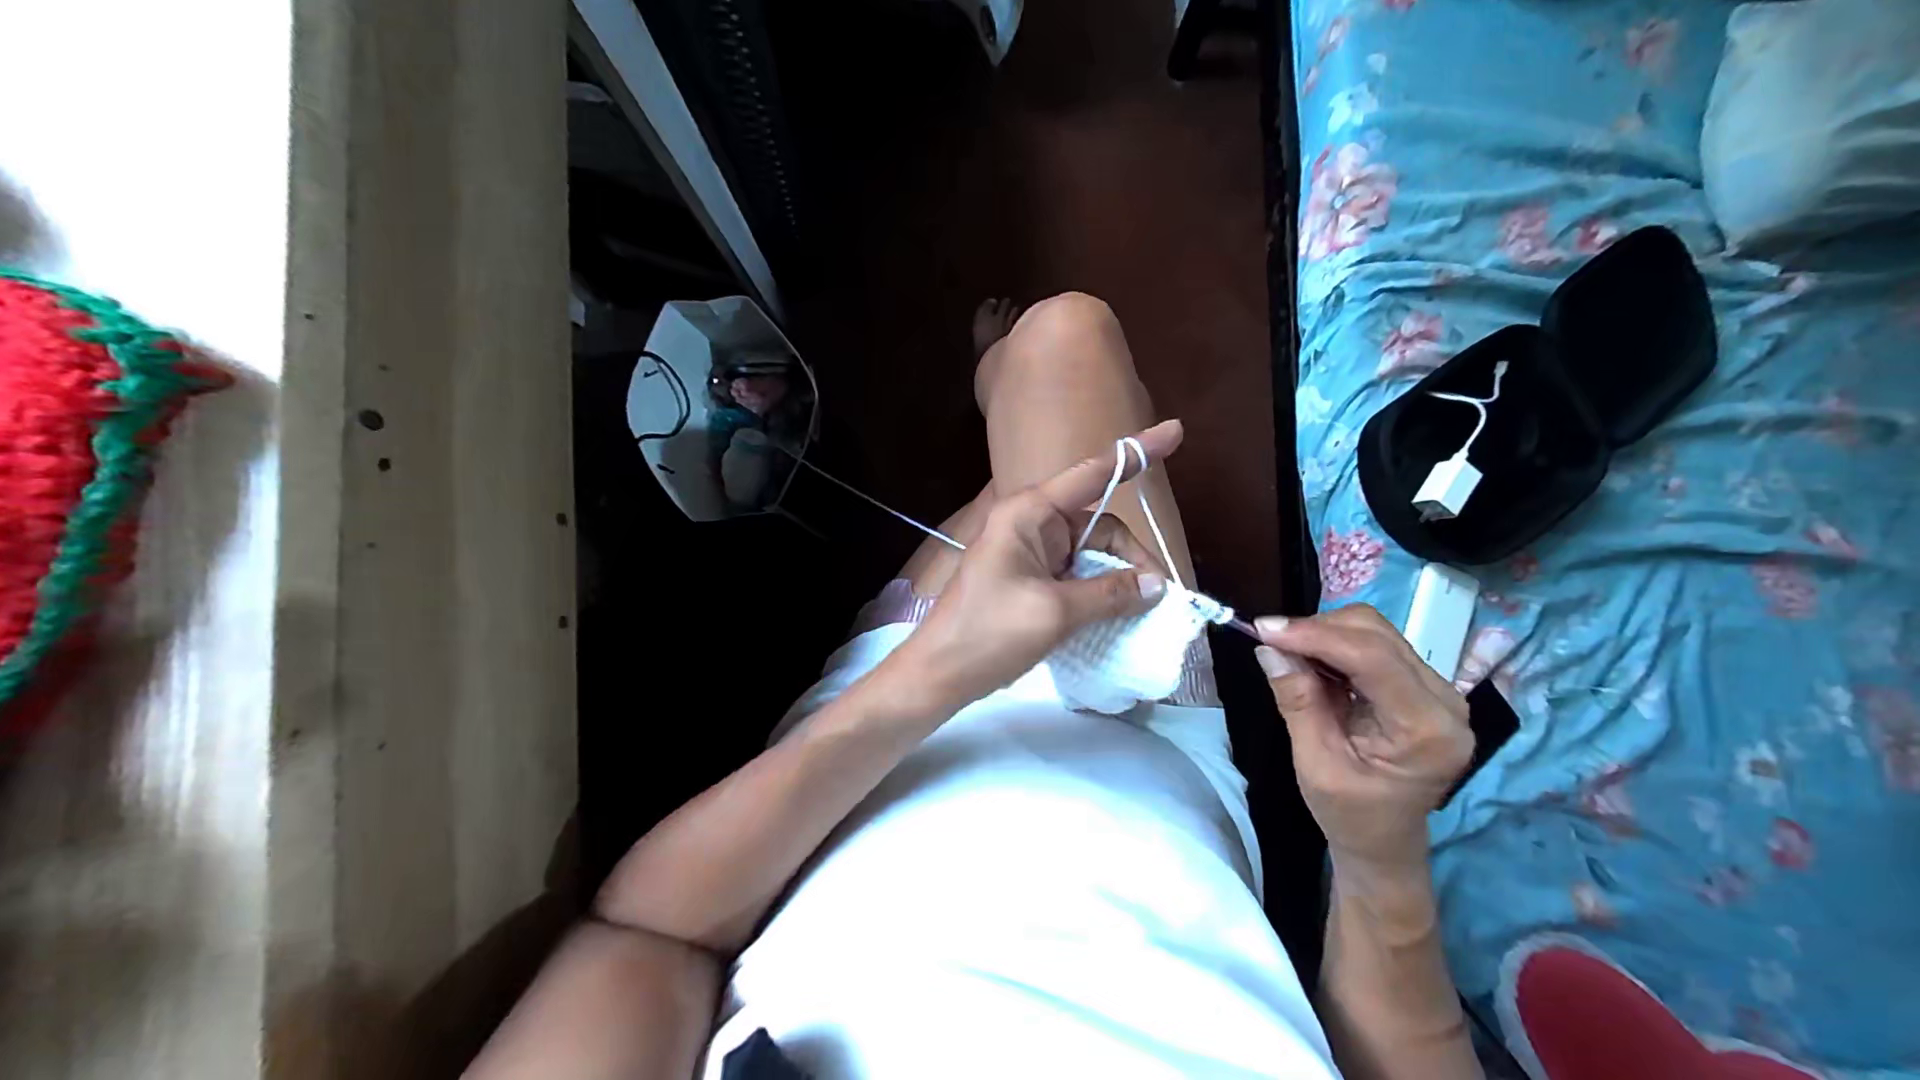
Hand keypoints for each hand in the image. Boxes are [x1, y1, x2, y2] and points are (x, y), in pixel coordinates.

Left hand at [883, 420, 1184, 710]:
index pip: (1092, 474)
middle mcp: (1031, 524)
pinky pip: (1075, 576)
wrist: (940, 672)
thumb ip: (1109, 593)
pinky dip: (1099, 592)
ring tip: (1143, 611)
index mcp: (1029, 513)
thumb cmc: (988, 633)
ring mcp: (1030, 553)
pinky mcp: (1030, 580)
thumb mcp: (1054, 612)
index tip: (1176, 430)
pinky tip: (1119, 616)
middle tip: (1160, 596)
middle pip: (1099, 525)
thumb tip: (1156, 584)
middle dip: (1131, 555)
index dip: (1136, 454)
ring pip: (1090, 554)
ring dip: (1117, 578)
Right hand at [1254, 605, 1472, 875]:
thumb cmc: (1351, 814)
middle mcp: (1445, 701)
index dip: (1315, 635)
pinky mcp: (1421, 685)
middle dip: (1316, 629)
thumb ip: (1298, 702)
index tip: (1263, 630)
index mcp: (1426, 729)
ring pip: (1374, 631)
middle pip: (1376, 634)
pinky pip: (1374, 644)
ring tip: (1286, 651)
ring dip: (1324, 632)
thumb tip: (1269, 649)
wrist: (1383, 839)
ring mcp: (1438, 690)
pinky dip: (1334, 643)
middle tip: (1269, 640)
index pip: (1372, 658)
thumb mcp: (1315, 764)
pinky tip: (1309, 658)